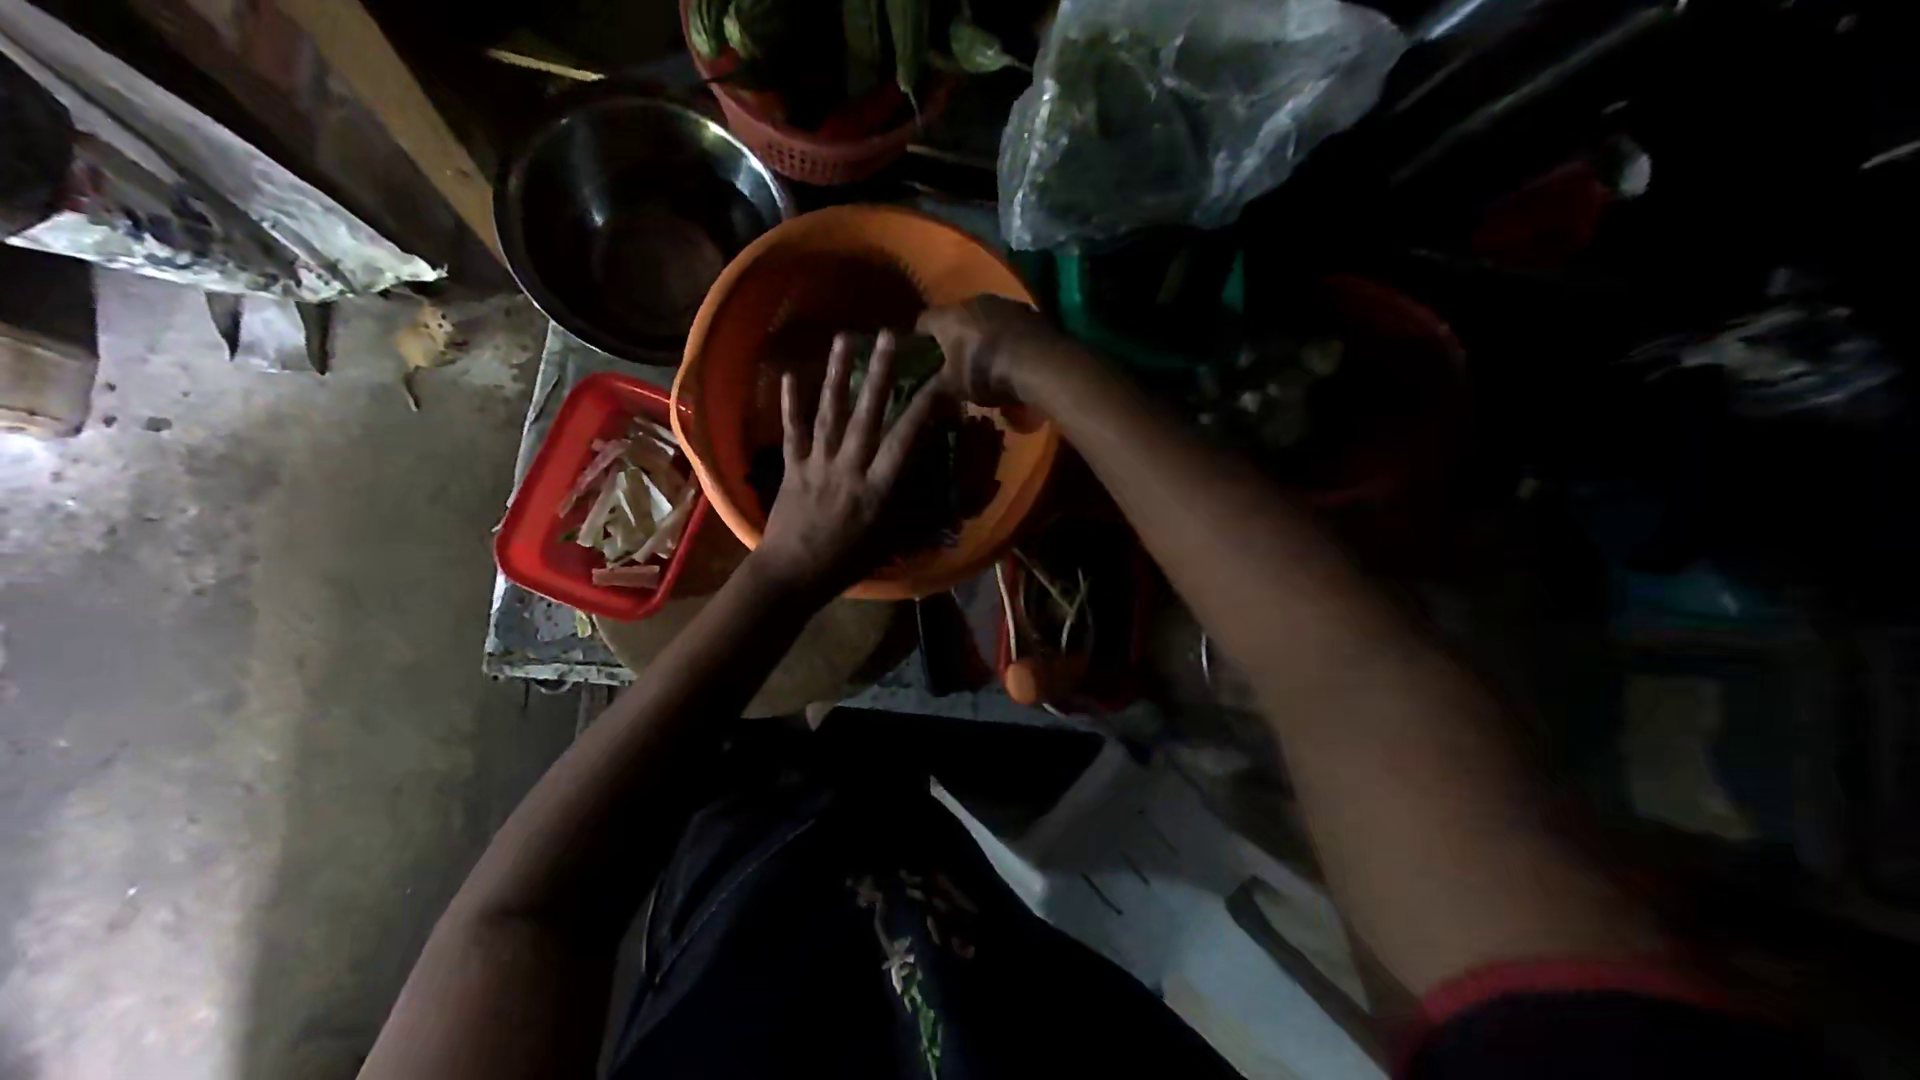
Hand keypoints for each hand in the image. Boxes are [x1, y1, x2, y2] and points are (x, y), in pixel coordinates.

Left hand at [752, 330, 938, 597]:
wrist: (791, 576)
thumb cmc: (844, 564)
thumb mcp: (887, 544)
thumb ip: (913, 517)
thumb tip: (946, 500)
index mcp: (875, 490)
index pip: (902, 442)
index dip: (920, 409)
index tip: (937, 380)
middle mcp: (847, 469)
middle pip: (865, 415)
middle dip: (878, 374)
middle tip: (888, 336)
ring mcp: (816, 464)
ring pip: (829, 413)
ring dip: (837, 375)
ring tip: (844, 339)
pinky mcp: (791, 467)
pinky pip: (791, 431)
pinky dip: (789, 403)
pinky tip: (788, 374)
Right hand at [916, 295, 1077, 405]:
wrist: (1040, 362)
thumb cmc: (986, 372)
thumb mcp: (954, 387)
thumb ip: (932, 390)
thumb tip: (915, 400)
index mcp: (948, 316)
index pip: (923, 321)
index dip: (918, 339)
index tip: (919, 356)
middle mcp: (973, 300)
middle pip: (955, 316)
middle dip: (952, 336)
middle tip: (952, 360)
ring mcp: (1003, 303)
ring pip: (983, 317)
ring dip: (981, 334)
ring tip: (984, 358)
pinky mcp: (1028, 311)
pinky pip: (1007, 323)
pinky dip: (1004, 336)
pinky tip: (1009, 355)